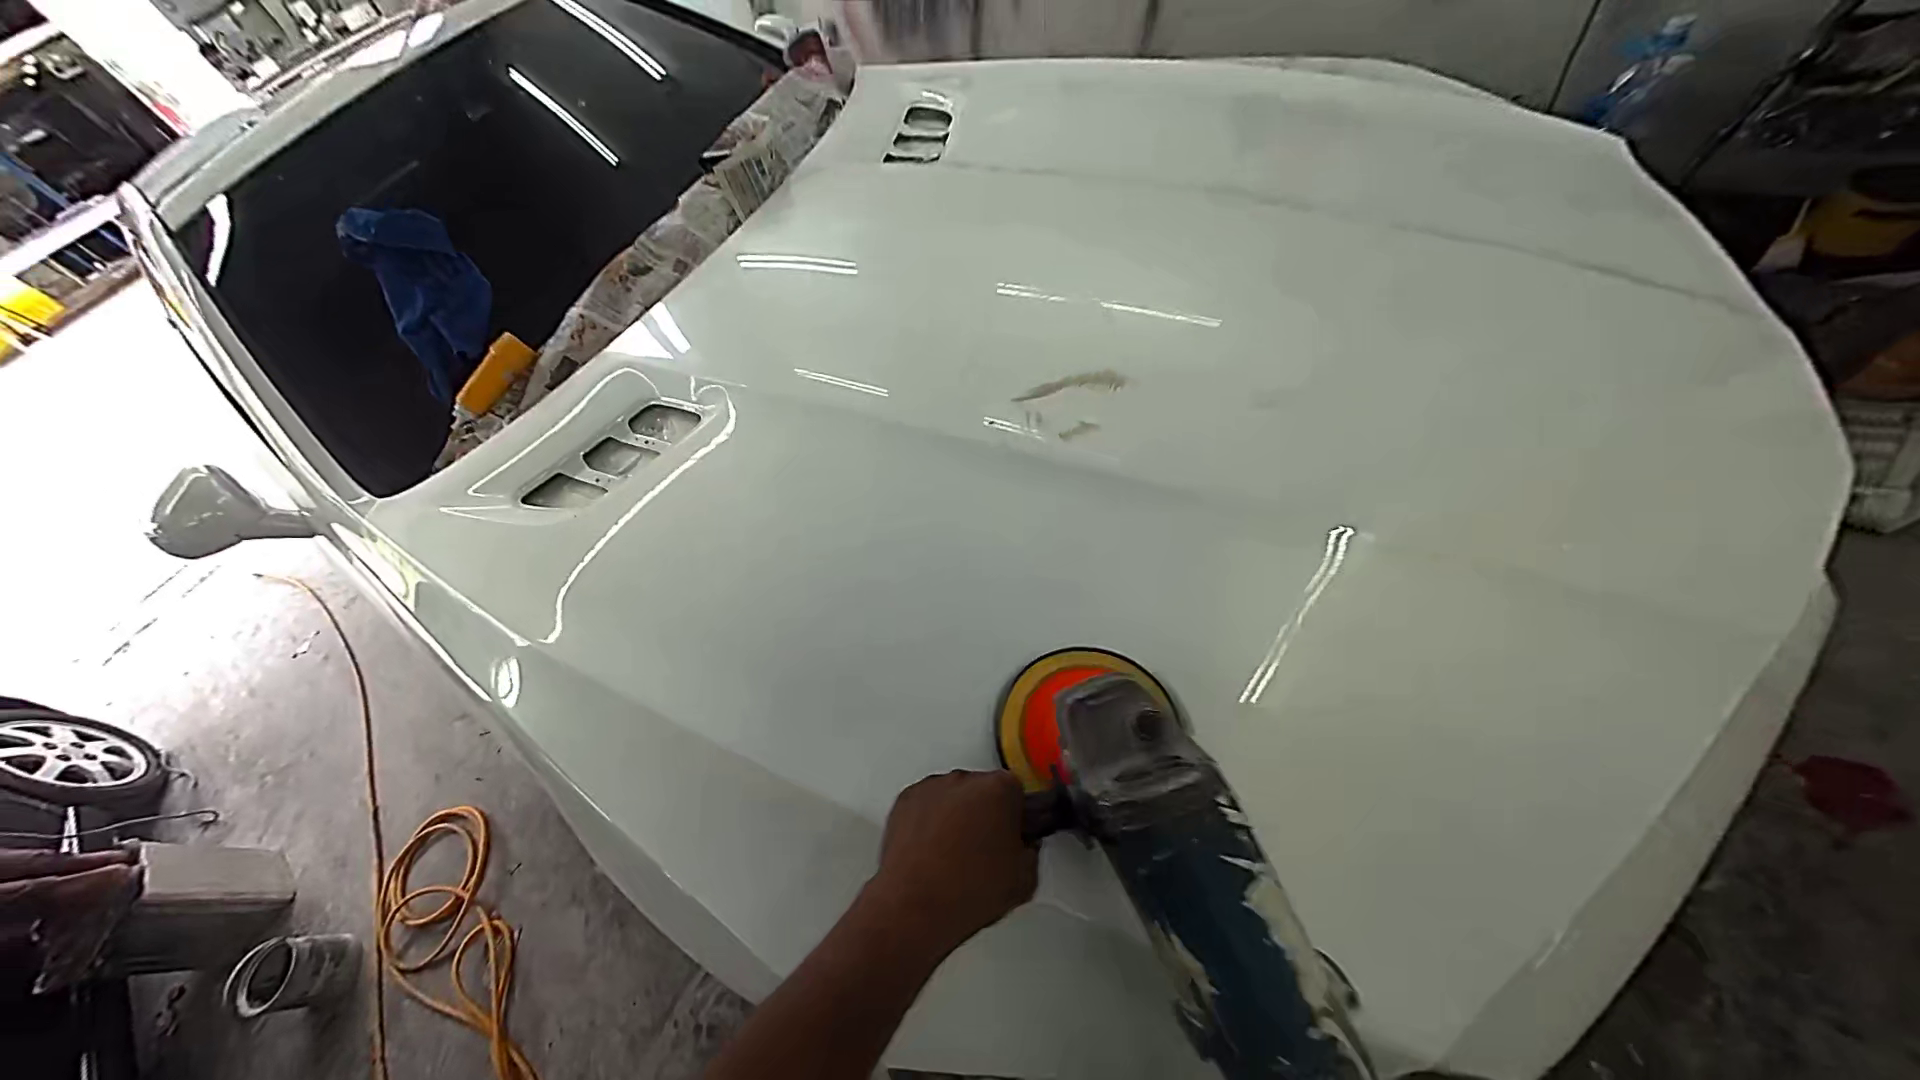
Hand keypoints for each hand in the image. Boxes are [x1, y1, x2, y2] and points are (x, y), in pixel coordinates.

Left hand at [862, 770, 1037, 958]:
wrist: (915, 906)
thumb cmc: (964, 891)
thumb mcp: (1024, 880)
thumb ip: (1030, 852)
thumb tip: (1023, 850)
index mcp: (999, 790)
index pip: (1016, 791)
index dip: (1015, 816)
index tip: (1011, 834)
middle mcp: (965, 780)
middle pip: (983, 790)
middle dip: (985, 813)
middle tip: (984, 850)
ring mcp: (933, 788)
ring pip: (954, 796)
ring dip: (956, 815)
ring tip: (954, 856)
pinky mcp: (906, 800)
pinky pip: (926, 804)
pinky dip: (929, 820)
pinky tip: (933, 852)